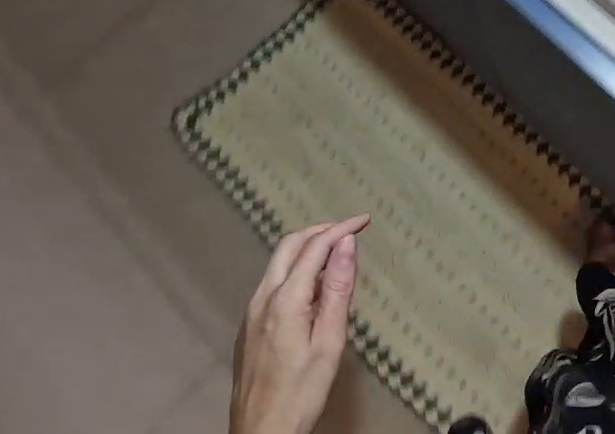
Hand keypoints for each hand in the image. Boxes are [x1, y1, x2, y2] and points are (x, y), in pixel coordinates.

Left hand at [231, 216, 368, 433]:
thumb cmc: (302, 392)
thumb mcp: (330, 341)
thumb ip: (338, 288)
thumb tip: (347, 243)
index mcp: (285, 300)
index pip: (315, 247)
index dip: (341, 229)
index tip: (366, 221)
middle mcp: (262, 298)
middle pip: (290, 245)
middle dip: (321, 231)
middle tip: (351, 232)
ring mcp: (251, 312)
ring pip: (278, 263)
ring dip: (307, 249)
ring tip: (338, 258)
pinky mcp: (248, 327)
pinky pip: (273, 282)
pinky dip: (296, 270)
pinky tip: (315, 291)